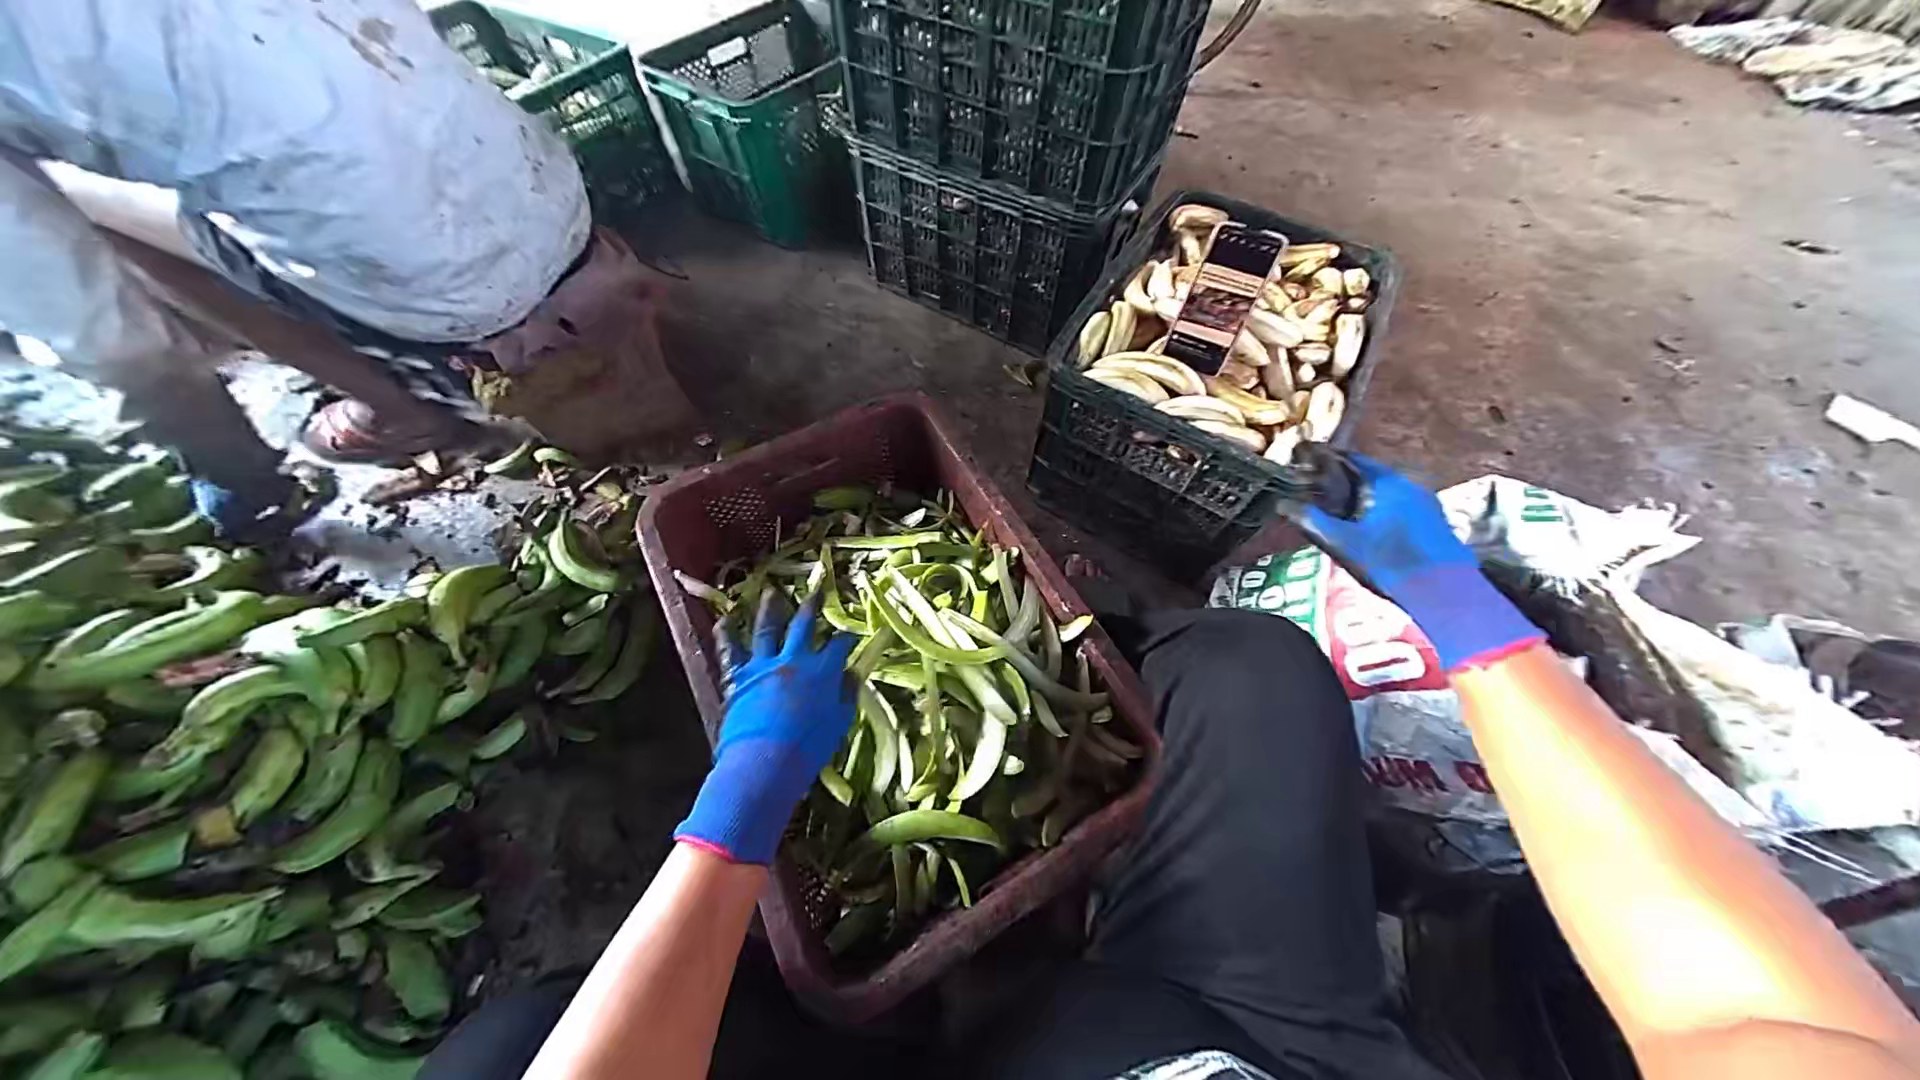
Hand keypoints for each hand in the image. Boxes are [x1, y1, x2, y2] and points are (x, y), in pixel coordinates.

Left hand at [674, 589, 855, 864]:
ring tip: (771, 592)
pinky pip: (731, 650)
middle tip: (817, 587)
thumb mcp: (839, 722)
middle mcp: (794, 659)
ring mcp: (764, 664)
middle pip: (805, 623)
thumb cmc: (809, 748)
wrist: (765, 762)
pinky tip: (726, 619)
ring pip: (767, 628)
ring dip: (771, 608)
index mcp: (823, 671)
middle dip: (813, 603)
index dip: (847, 636)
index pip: (839, 644)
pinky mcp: (739, 676)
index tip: (851, 632)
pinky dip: (728, 633)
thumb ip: (847, 694)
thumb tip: (853, 675)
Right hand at [1296, 454, 1543, 671]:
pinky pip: (1398, 505)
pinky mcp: (1434, 520)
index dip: (1323, 461)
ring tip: (1339, 513)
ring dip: (1362, 497)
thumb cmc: (1388, 563)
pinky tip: (1368, 528)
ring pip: (1384, 490)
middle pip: (1367, 474)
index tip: (1304, 468)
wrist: (1444, 592)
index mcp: (1385, 482)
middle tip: (1317, 493)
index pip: (1350, 457)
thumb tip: (1282, 504)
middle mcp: (1409, 483)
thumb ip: (1310, 520)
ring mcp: (1425, 501)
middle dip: (1341, 481)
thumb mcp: (1340, 542)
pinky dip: (1379, 509)